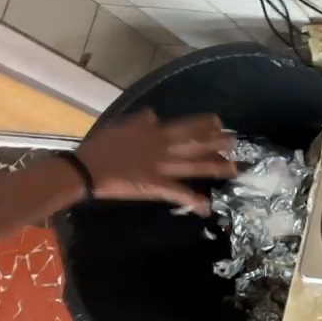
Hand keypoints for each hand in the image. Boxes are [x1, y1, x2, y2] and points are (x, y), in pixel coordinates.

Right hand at [75, 112, 236, 212]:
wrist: (85, 169)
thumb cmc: (100, 148)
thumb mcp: (121, 127)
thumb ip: (140, 121)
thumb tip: (153, 114)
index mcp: (154, 133)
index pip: (185, 125)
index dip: (204, 124)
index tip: (220, 122)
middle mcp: (163, 148)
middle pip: (195, 143)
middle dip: (217, 142)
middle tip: (236, 142)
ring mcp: (162, 167)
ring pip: (194, 166)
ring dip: (215, 167)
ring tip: (234, 168)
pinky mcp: (157, 186)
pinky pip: (179, 194)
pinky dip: (193, 201)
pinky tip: (208, 206)